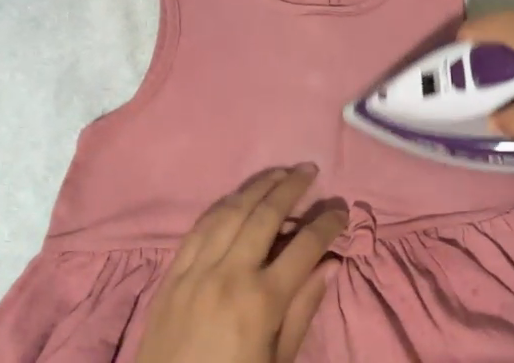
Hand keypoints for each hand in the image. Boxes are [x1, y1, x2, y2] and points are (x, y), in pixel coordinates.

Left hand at [135, 165, 345, 362]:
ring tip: (279, 172)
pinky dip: (223, 205)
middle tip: (311, 170)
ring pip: (232, 211)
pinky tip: (238, 198)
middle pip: (267, 214)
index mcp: (262, 301)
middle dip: (293, 186)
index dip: (328, 223)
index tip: (341, 210)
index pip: (306, 246)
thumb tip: (328, 266)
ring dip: (258, 186)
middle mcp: (230, 275)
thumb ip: (302, 311)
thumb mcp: (278, 362)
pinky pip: (200, 227)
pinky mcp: (172, 274)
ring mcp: (197, 271)